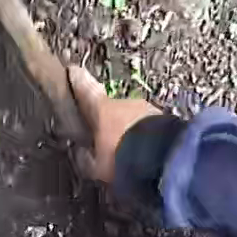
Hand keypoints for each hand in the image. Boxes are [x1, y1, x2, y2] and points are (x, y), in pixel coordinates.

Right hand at [68, 64, 159, 184]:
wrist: (162, 156)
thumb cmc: (122, 157)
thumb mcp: (97, 167)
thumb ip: (86, 159)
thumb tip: (80, 154)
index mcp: (100, 109)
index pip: (85, 89)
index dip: (78, 81)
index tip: (74, 70)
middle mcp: (122, 103)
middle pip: (110, 107)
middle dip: (106, 120)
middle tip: (104, 138)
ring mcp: (145, 108)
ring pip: (130, 117)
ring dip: (127, 131)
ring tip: (125, 152)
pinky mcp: (163, 118)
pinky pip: (147, 126)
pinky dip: (143, 136)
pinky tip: (142, 152)